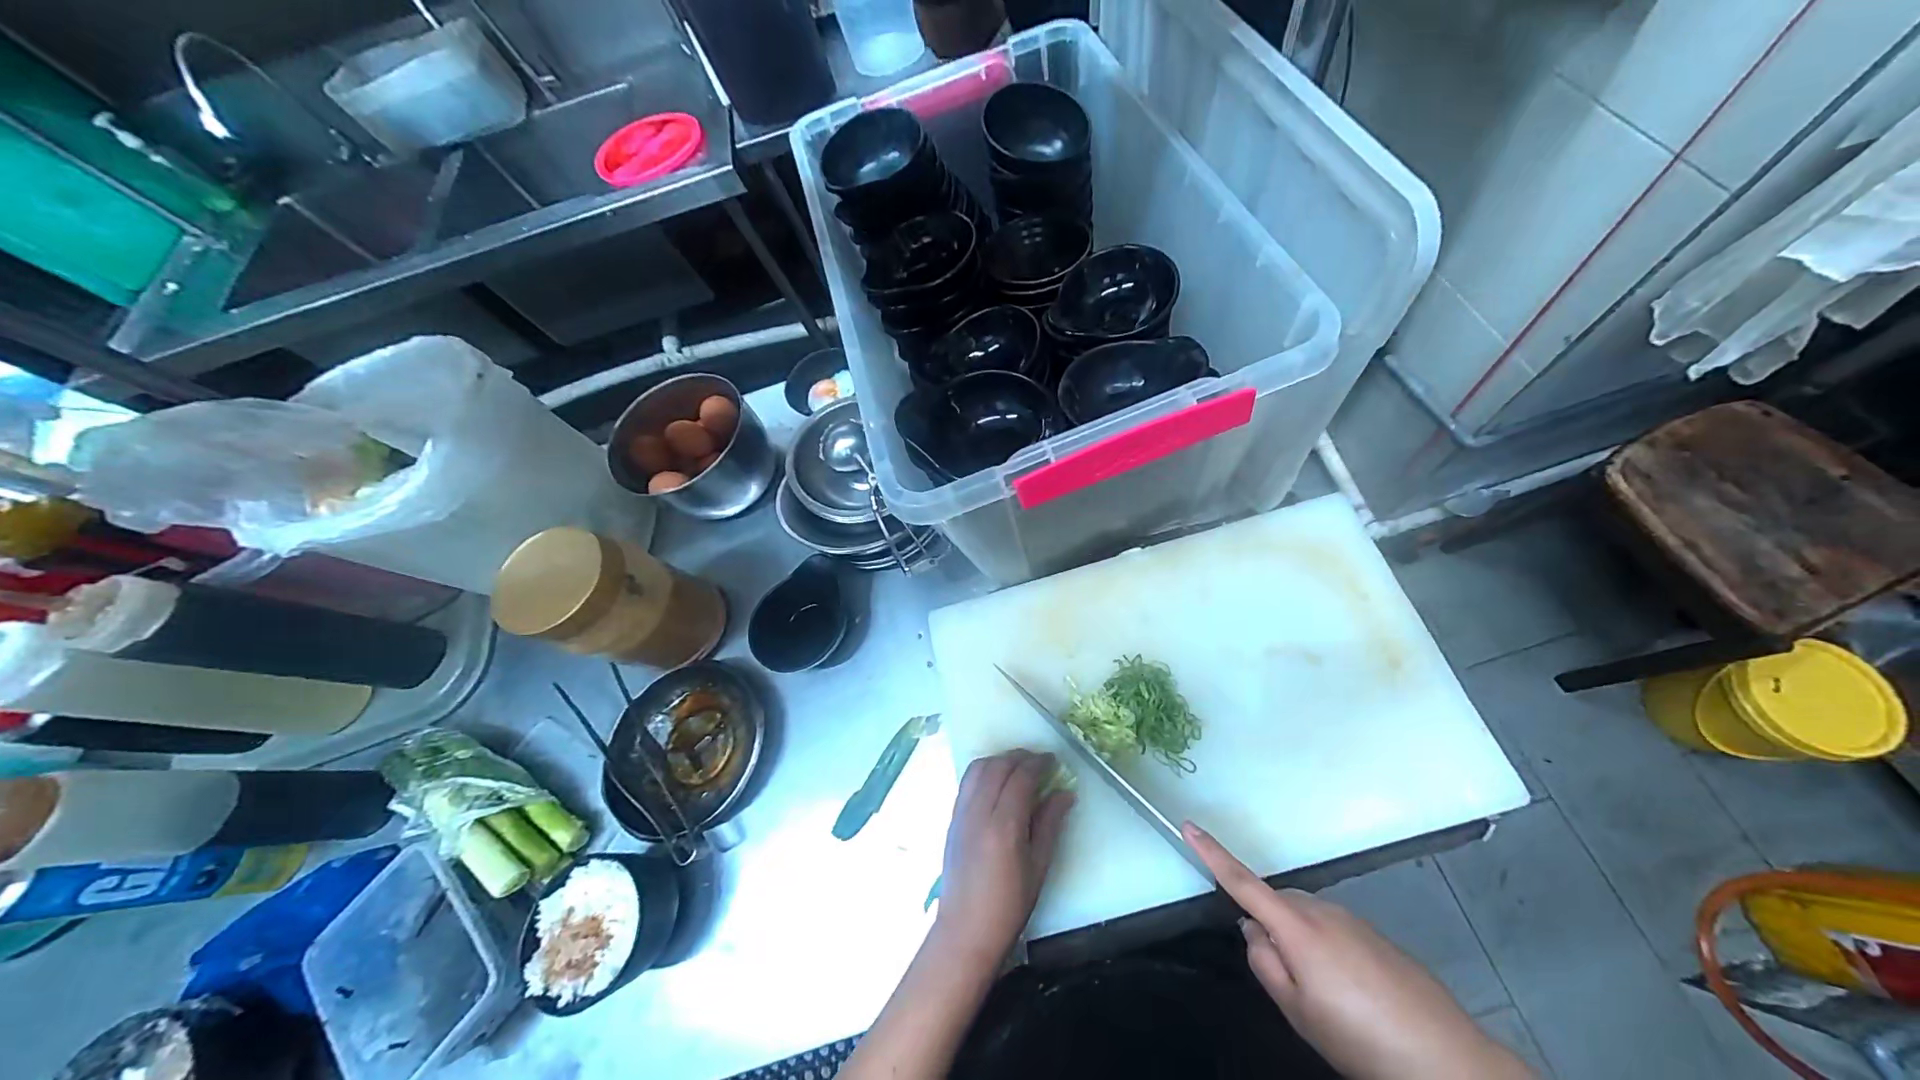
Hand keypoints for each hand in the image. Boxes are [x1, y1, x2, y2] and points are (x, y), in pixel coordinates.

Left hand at [932, 750, 1075, 968]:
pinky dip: (984, 771)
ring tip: (1018, 766)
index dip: (1038, 763)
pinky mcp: (951, 819)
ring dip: (1000, 760)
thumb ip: (1050, 824)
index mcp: (1004, 825)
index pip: (1021, 778)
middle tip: (1039, 761)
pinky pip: (967, 782)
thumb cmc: (1009, 905)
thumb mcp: (1039, 866)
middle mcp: (978, 812)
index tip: (1054, 760)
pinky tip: (997, 781)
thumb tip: (1064, 793)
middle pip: (998, 766)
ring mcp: (961, 813)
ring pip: (978, 768)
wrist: (965, 930)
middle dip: (1020, 757)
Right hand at [1185, 823, 1534, 1079]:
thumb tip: (1254, 932)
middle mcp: (1324, 911)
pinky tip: (1355, 997)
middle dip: (1270, 928)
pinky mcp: (1379, 937)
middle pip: (1277, 905)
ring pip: (1307, 920)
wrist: (1449, 1060)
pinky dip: (1330, 953)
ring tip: (1328, 1000)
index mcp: (1297, 928)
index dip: (1212, 854)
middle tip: (1288, 983)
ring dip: (1302, 944)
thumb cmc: (1359, 1036)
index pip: (1243, 883)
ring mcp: (1355, 921)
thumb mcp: (1297, 1011)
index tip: (1189, 825)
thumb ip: (1264, 964)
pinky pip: (1336, 933)